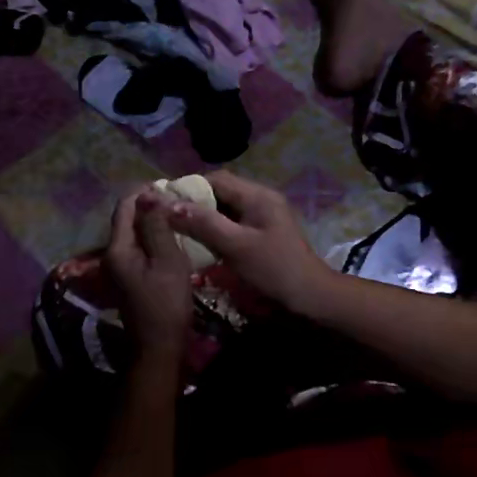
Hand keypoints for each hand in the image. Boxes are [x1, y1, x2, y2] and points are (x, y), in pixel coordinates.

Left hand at [106, 188, 192, 351]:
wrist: (159, 348)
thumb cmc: (166, 304)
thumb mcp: (167, 261)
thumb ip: (157, 226)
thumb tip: (148, 193)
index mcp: (118, 248)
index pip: (124, 207)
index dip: (143, 193)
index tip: (169, 186)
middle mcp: (112, 254)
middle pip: (127, 219)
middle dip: (148, 206)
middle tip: (177, 199)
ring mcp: (120, 267)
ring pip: (134, 234)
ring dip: (152, 221)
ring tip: (178, 215)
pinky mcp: (130, 277)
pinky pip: (139, 248)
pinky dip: (153, 238)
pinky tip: (173, 238)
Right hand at [164, 171, 336, 315]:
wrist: (311, 297)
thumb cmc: (274, 269)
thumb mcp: (236, 246)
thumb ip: (204, 223)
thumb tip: (169, 205)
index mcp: (257, 195)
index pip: (215, 179)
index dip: (189, 188)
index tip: (165, 203)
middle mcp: (261, 199)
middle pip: (219, 191)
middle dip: (194, 203)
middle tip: (169, 218)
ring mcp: (263, 216)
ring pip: (224, 207)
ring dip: (203, 216)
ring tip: (180, 230)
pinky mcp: (262, 232)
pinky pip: (232, 222)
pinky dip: (215, 228)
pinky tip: (201, 242)